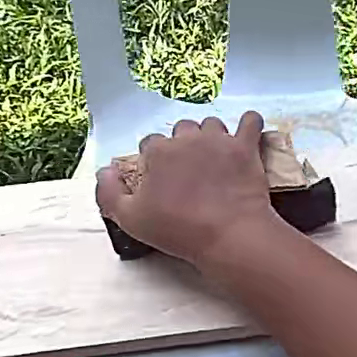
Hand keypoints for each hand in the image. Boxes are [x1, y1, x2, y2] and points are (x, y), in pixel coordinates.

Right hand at [94, 112, 287, 267]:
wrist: (228, 234)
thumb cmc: (178, 229)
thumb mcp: (129, 219)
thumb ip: (109, 192)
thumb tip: (105, 171)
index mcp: (158, 152)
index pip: (151, 144)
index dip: (156, 159)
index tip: (164, 178)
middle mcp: (187, 138)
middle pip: (182, 130)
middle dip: (184, 144)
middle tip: (192, 169)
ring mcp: (219, 140)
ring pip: (212, 125)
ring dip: (212, 136)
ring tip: (217, 156)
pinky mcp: (246, 147)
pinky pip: (251, 121)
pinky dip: (250, 124)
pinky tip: (248, 133)